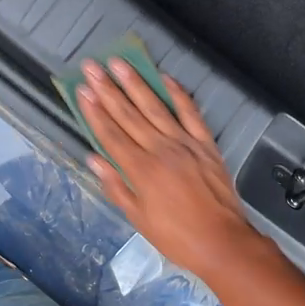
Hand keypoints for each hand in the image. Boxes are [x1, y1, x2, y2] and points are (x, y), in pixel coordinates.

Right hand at [76, 58, 270, 278]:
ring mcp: (185, 143)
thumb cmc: (176, 236)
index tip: (82, 91)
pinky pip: (191, 113)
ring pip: (155, 107)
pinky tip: (165, 77)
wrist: (223, 242)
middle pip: (128, 114)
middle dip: (107, 89)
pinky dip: (178, 94)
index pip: (111, 134)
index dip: (94, 112)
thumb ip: (116, 186)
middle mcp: (160, 150)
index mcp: (141, 170)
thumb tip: (94, 159)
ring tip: (119, 63)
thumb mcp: (138, 219)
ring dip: (135, 83)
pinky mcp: (205, 143)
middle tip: (92, 67)